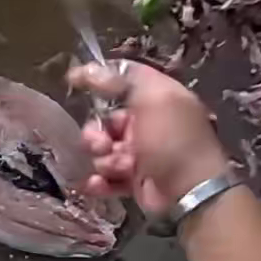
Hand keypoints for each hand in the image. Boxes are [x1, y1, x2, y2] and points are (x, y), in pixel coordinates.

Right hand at [67, 61, 228, 211]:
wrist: (188, 192)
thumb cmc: (173, 141)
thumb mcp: (153, 99)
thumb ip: (122, 81)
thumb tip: (86, 69)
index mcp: (158, 99)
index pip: (122, 79)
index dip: (97, 78)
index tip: (72, 80)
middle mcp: (148, 124)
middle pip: (104, 121)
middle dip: (96, 135)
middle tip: (103, 145)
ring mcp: (140, 154)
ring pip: (101, 151)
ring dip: (103, 160)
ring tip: (119, 168)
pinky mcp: (133, 181)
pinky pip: (104, 177)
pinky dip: (100, 181)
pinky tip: (100, 184)